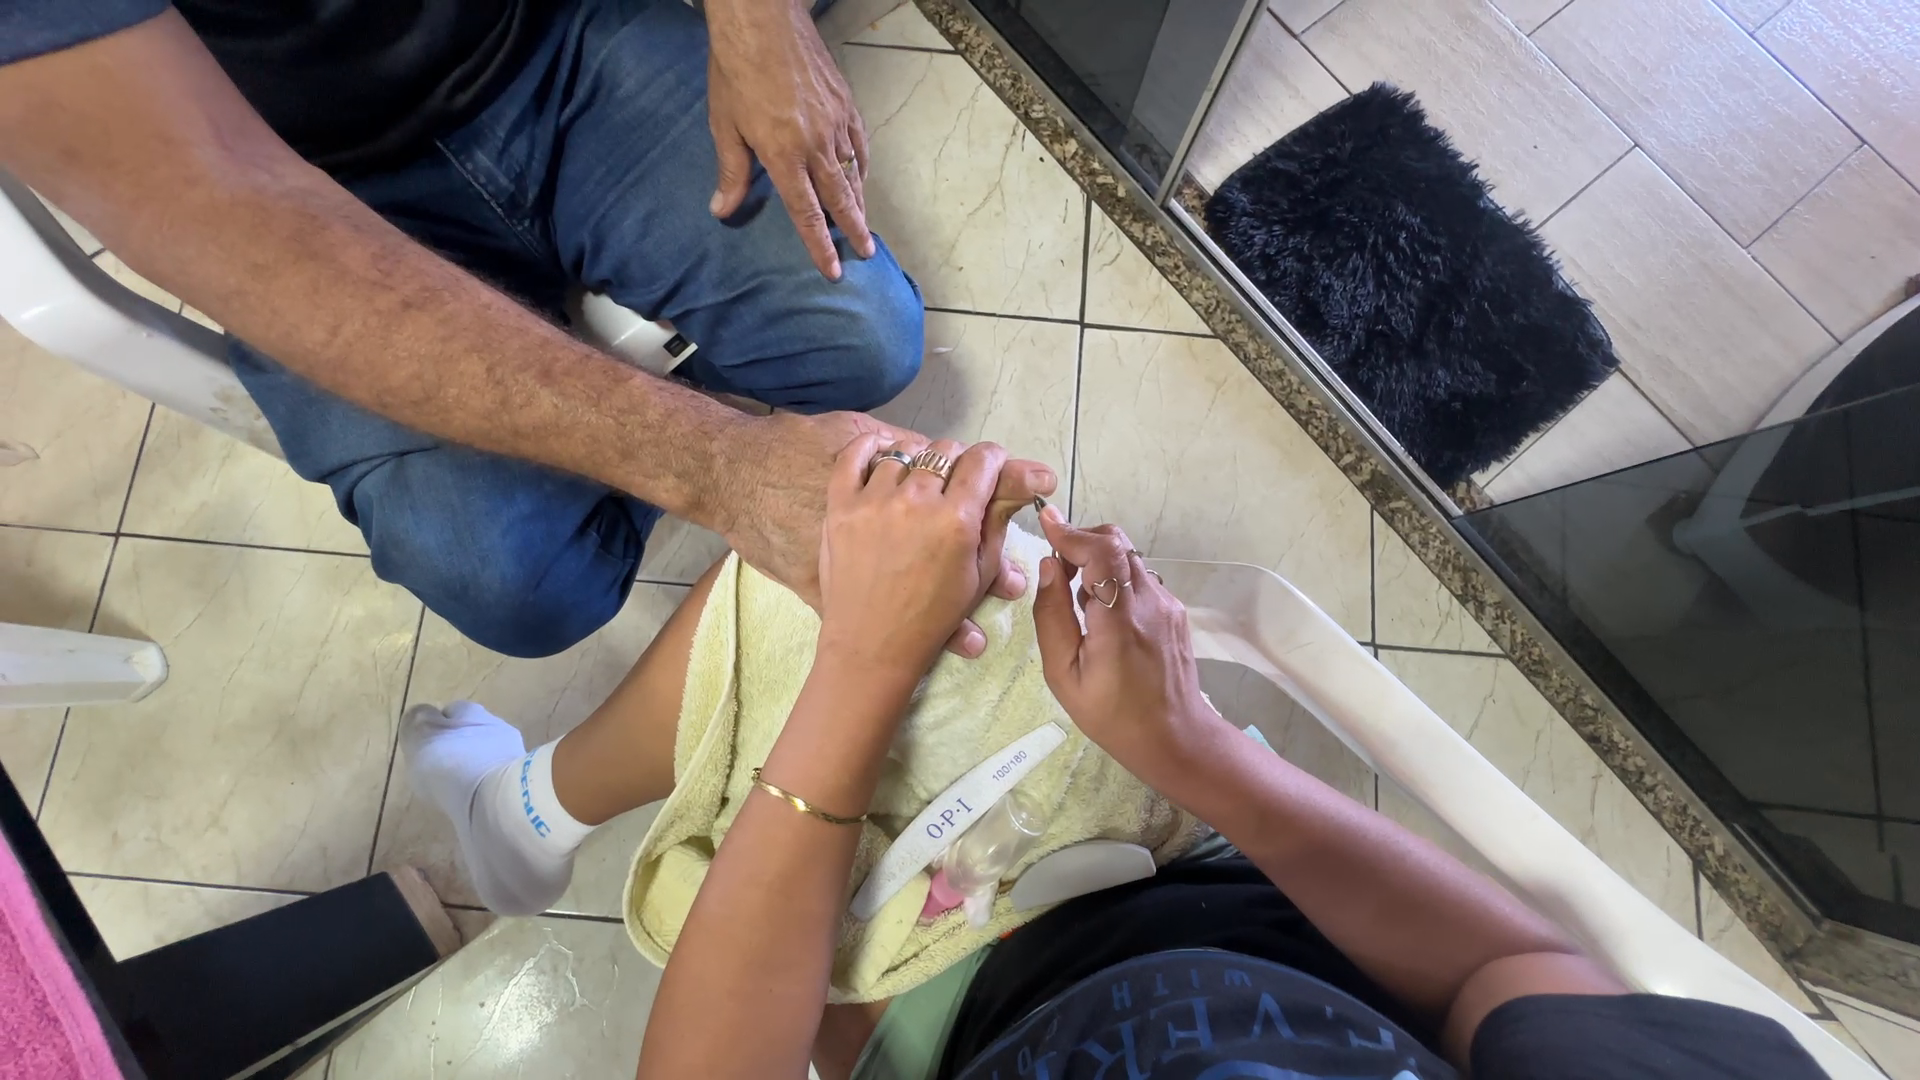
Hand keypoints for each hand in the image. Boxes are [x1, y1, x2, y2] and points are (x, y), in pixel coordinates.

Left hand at [705, 0, 873, 279]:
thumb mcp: (725, 124)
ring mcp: (835, 125)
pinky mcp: (845, 105)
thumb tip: (722, 211)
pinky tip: (862, 177)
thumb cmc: (736, 70)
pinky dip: (862, 166)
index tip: (834, 270)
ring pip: (854, 175)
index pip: (806, 213)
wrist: (761, 17)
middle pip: (841, 200)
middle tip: (867, 253)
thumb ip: (732, 172)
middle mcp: (815, 147)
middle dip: (854, 230)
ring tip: (865, 225)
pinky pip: (860, 145)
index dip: (820, 246)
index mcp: (784, 156)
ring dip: (861, 204)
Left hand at [814, 437, 1015, 678]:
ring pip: (904, 452)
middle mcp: (916, 501)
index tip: (992, 466)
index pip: (983, 461)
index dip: (993, 458)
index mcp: (956, 520)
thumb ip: (998, 521)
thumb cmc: (932, 616)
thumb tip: (1031, 478)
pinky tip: (883, 455)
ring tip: (919, 480)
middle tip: (957, 481)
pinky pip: (855, 455)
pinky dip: (871, 448)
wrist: (871, 643)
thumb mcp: (979, 574)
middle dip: (959, 460)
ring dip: (919, 461)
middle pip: (945, 451)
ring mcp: (874, 500)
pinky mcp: (840, 505)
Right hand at [1030, 509, 1225, 786]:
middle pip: (1117, 542)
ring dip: (1098, 560)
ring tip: (1078, 599)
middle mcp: (1149, 602)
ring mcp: (1168, 604)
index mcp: (1118, 620)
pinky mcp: (1175, 611)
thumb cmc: (1112, 715)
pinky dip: (1114, 579)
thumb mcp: (1063, 675)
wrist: (1176, 739)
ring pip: (1129, 557)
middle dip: (1082, 541)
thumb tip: (1049, 567)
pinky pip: (1139, 578)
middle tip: (1059, 568)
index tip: (1046, 522)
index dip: (1071, 532)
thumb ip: (1052, 616)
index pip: (1101, 551)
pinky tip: (1104, 615)